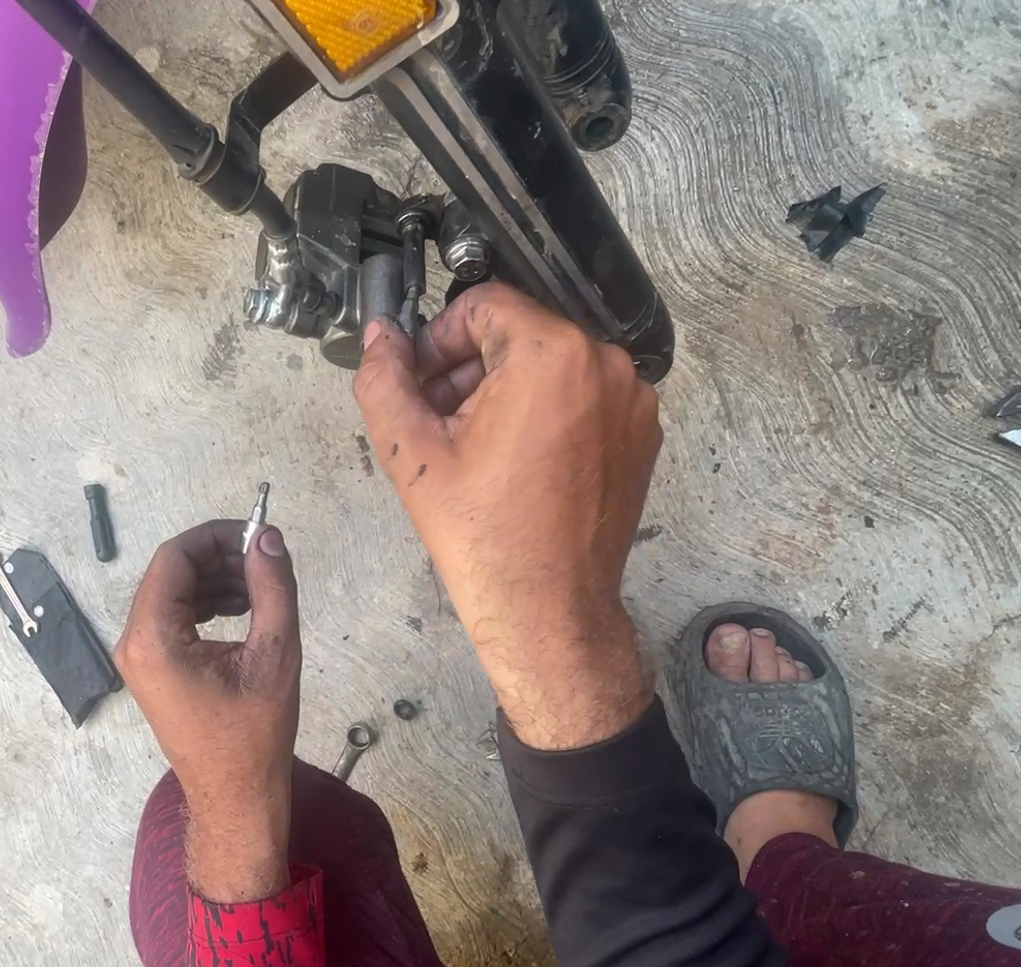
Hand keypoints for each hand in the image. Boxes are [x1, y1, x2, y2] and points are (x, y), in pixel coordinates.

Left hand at [115, 519, 300, 901]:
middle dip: (219, 557)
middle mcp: (134, 642)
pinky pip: (174, 616)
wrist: (236, 795)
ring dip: (216, 579)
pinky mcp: (153, 667)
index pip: (174, 557)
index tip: (257, 535)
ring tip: (261, 588)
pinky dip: (207, 603)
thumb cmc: (255, 734)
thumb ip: (272, 588)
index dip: (216, 536)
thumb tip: (267, 537)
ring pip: (173, 592)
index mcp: (153, 638)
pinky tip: (244, 608)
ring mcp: (139, 656)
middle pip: (171, 572)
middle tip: (265, 562)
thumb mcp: (274, 655)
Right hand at [353, 283, 661, 748]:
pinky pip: (582, 395)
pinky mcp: (641, 432)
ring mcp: (632, 400)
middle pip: (518, 334)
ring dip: (504, 390)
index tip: (422, 382)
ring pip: (551, 365)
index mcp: (552, 356)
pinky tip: (515, 460)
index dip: (438, 339)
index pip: (483, 304)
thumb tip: (379, 338)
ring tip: (474, 447)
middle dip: (468, 368)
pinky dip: (545, 412)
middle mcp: (606, 365)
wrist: (546, 607)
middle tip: (439, 421)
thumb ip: (383, 379)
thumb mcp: (411, 453)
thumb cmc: (485, 536)